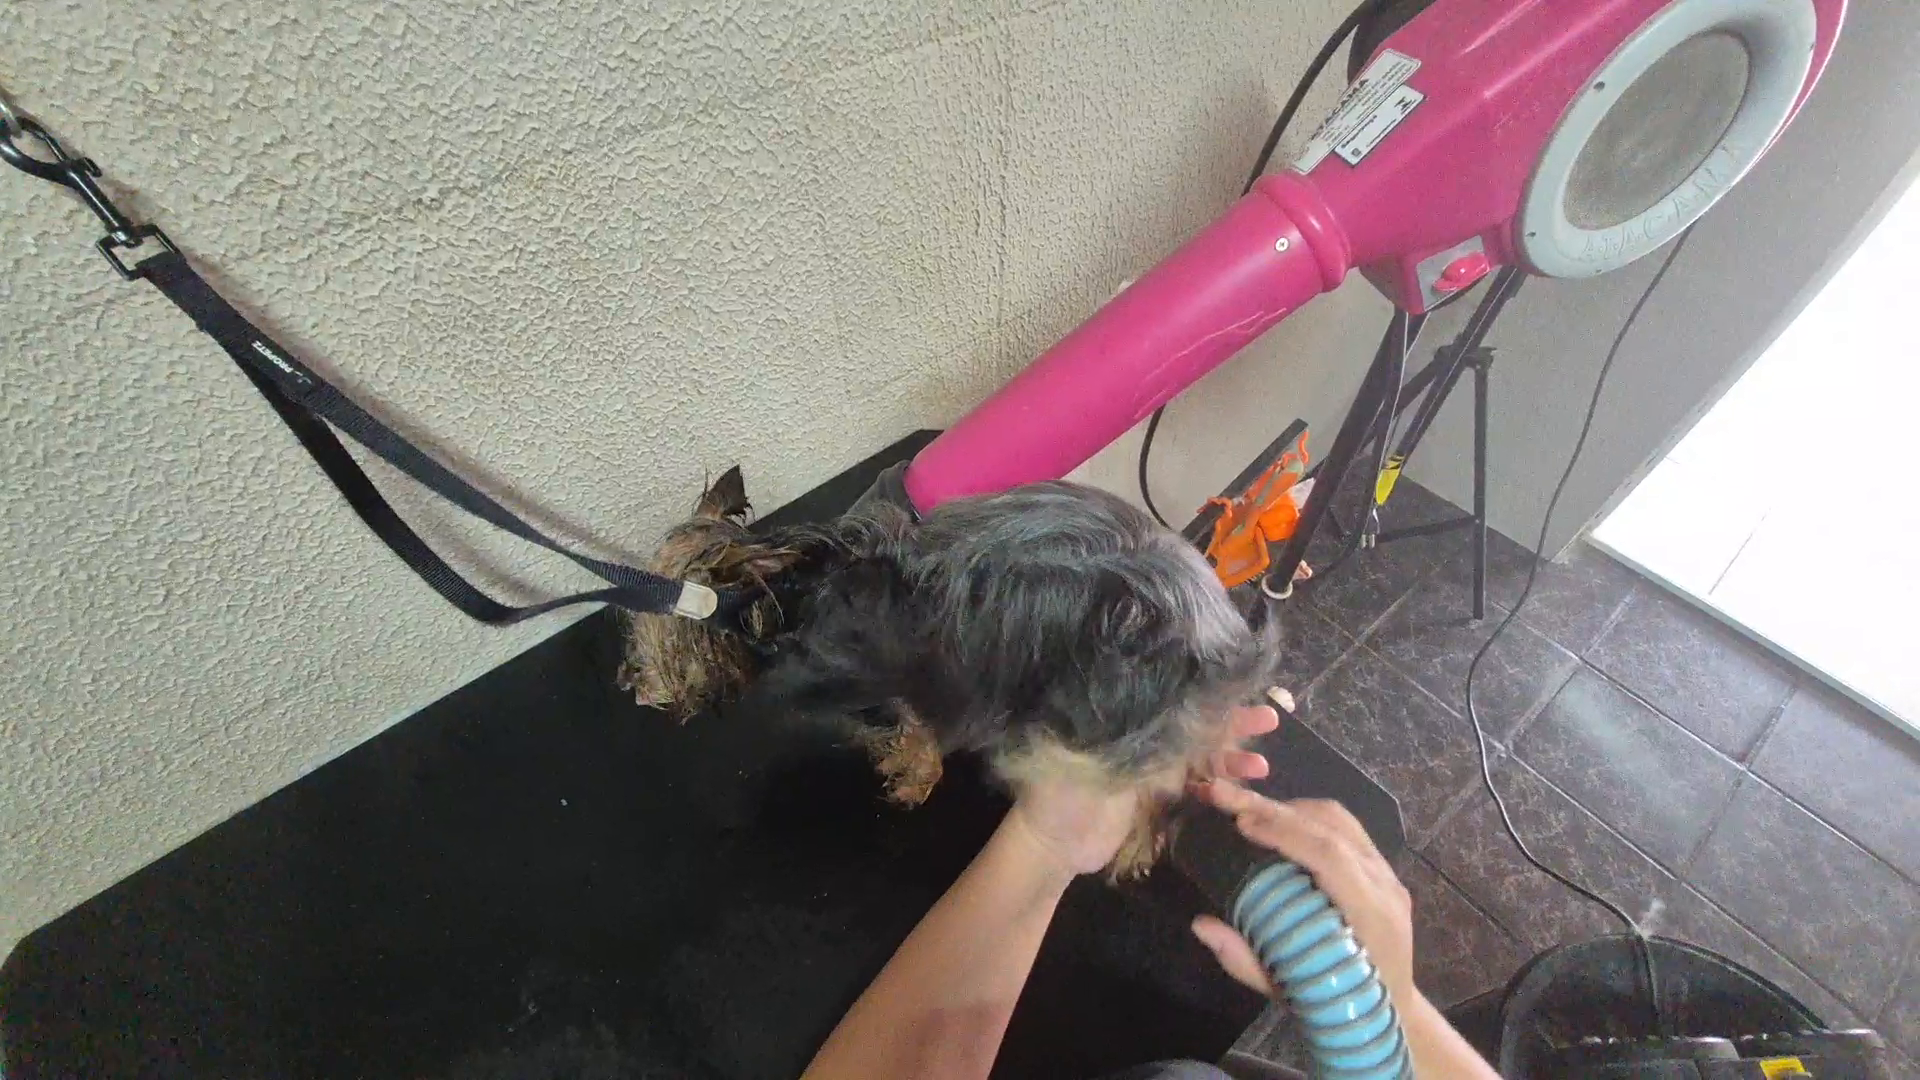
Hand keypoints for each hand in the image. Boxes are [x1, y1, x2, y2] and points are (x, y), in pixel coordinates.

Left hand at [1007, 702, 1281, 877]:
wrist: (1053, 847)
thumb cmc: (1058, 797)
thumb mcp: (1084, 757)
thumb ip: (1123, 737)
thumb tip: (1167, 711)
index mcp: (1122, 722)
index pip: (1172, 702)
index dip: (1205, 697)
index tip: (1237, 688)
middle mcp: (1139, 738)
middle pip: (1190, 724)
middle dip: (1228, 720)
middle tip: (1270, 716)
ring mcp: (1150, 768)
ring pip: (1198, 753)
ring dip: (1231, 752)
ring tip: (1266, 755)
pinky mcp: (1157, 798)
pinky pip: (1195, 783)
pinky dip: (1220, 780)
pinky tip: (1249, 782)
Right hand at [1188, 781, 1414, 1006]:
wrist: (1393, 1012)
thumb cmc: (1336, 1001)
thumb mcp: (1287, 991)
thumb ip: (1245, 960)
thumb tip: (1200, 924)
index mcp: (1371, 917)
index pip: (1329, 856)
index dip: (1283, 832)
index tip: (1240, 822)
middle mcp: (1384, 885)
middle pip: (1327, 826)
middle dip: (1269, 807)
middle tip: (1222, 794)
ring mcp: (1386, 870)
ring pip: (1334, 817)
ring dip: (1285, 807)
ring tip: (1246, 809)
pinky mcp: (1379, 863)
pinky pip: (1341, 822)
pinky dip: (1302, 813)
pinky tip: (1274, 819)